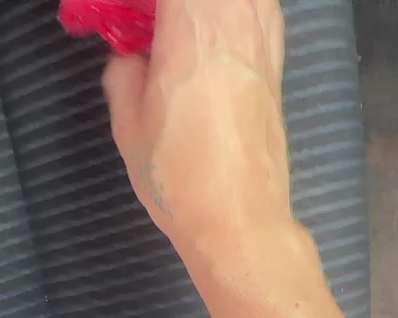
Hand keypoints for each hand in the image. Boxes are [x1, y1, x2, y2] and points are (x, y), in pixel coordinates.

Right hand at [103, 0, 292, 257]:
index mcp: (191, 25)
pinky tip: (211, 35)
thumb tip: (128, 58)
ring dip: (201, 9)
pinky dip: (232, 11)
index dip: (139, 4)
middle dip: (166, 6)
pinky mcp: (275, 59)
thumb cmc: (179, 176)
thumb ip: (122, 76)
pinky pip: (256, 6)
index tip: (123, 18)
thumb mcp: (129, 128)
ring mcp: (262, 34)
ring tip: (172, 31)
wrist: (236, 216)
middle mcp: (235, 15)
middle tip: (143, 26)